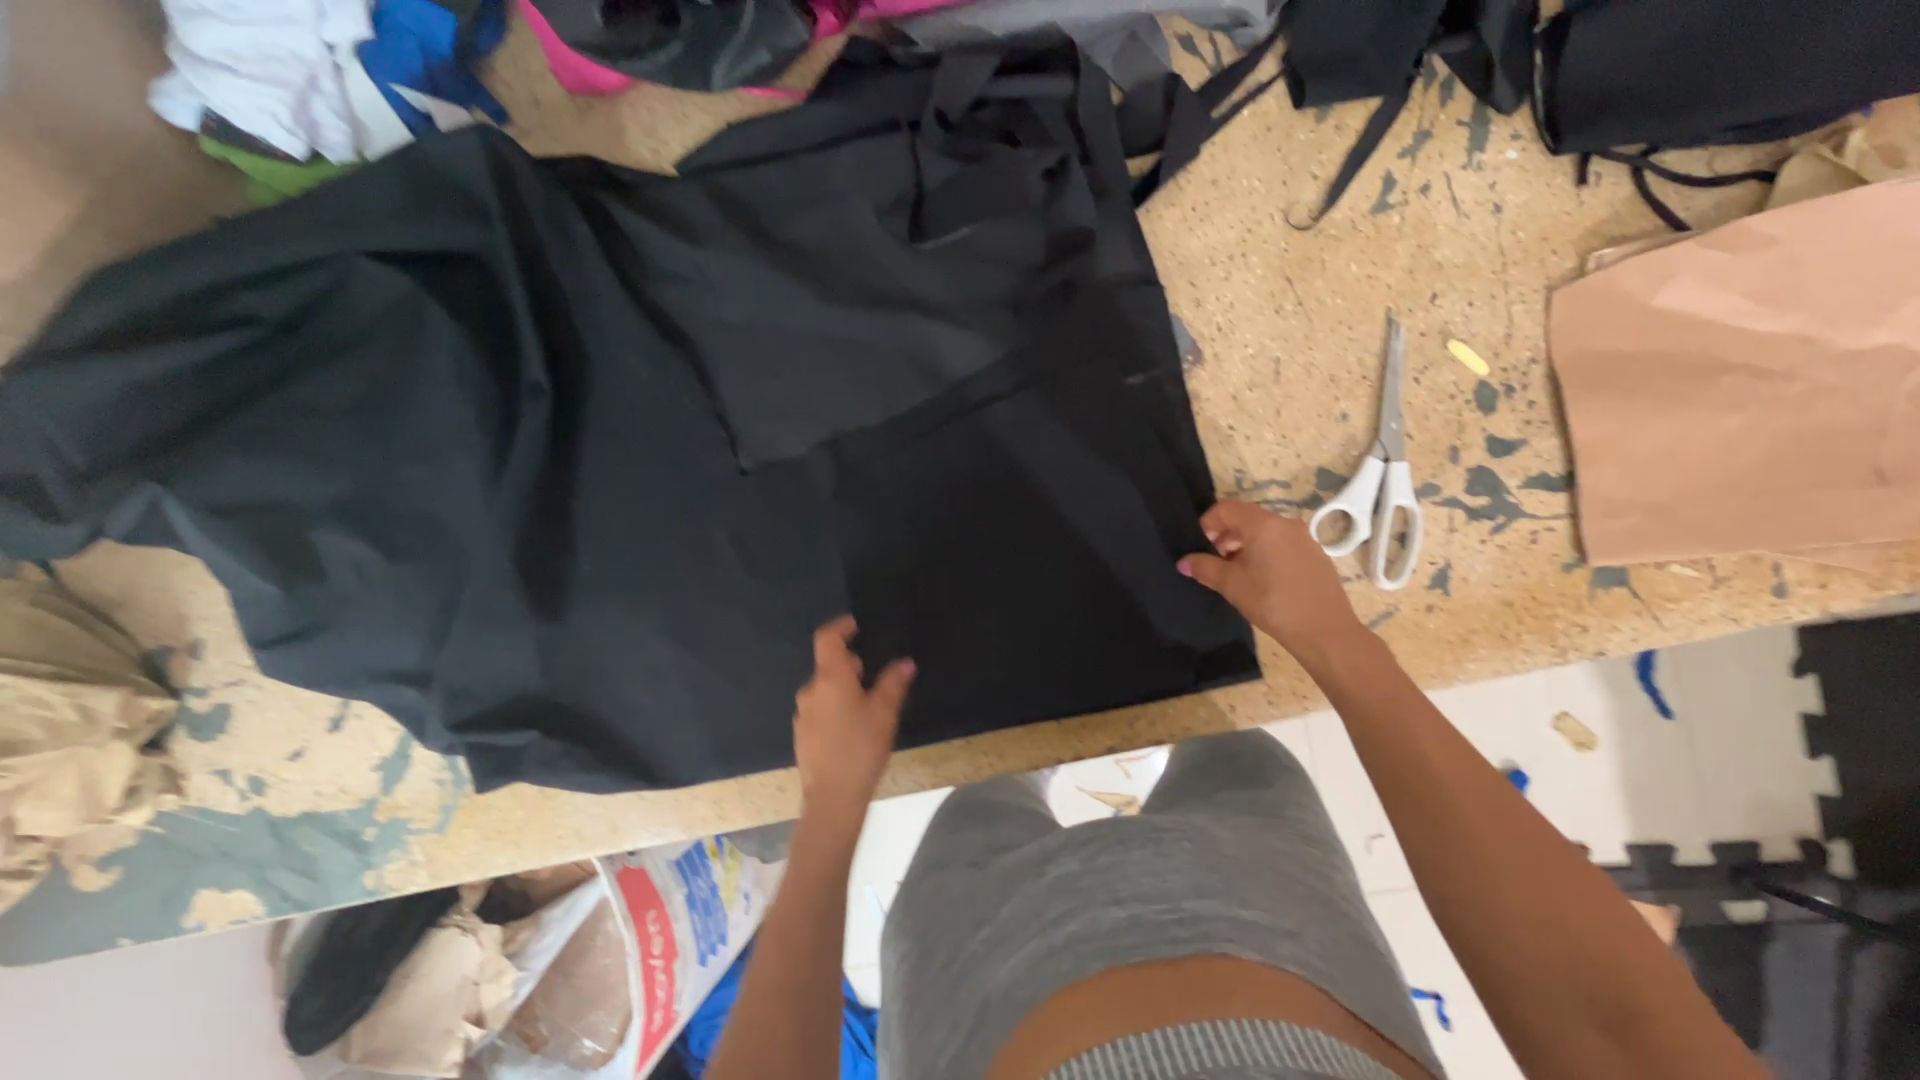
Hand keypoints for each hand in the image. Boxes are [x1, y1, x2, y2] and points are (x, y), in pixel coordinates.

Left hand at [793, 616, 914, 819]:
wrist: (832, 797)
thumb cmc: (861, 748)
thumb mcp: (885, 713)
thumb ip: (893, 683)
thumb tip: (905, 662)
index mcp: (830, 678)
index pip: (828, 638)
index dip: (842, 626)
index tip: (858, 624)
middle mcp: (810, 690)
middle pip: (829, 665)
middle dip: (852, 664)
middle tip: (879, 674)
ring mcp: (803, 713)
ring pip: (825, 689)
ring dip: (845, 688)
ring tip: (870, 704)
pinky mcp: (803, 734)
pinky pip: (821, 709)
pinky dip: (836, 708)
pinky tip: (855, 728)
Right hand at [1177, 500, 1366, 662]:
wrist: (1325, 630)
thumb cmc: (1273, 603)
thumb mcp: (1232, 585)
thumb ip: (1205, 568)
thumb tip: (1184, 562)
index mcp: (1264, 525)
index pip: (1227, 508)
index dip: (1208, 523)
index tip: (1202, 547)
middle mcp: (1286, 524)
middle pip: (1247, 518)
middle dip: (1226, 535)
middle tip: (1217, 562)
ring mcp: (1304, 538)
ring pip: (1265, 531)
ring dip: (1245, 545)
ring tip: (1238, 574)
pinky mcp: (1315, 553)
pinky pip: (1282, 543)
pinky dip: (1266, 552)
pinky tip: (1264, 581)